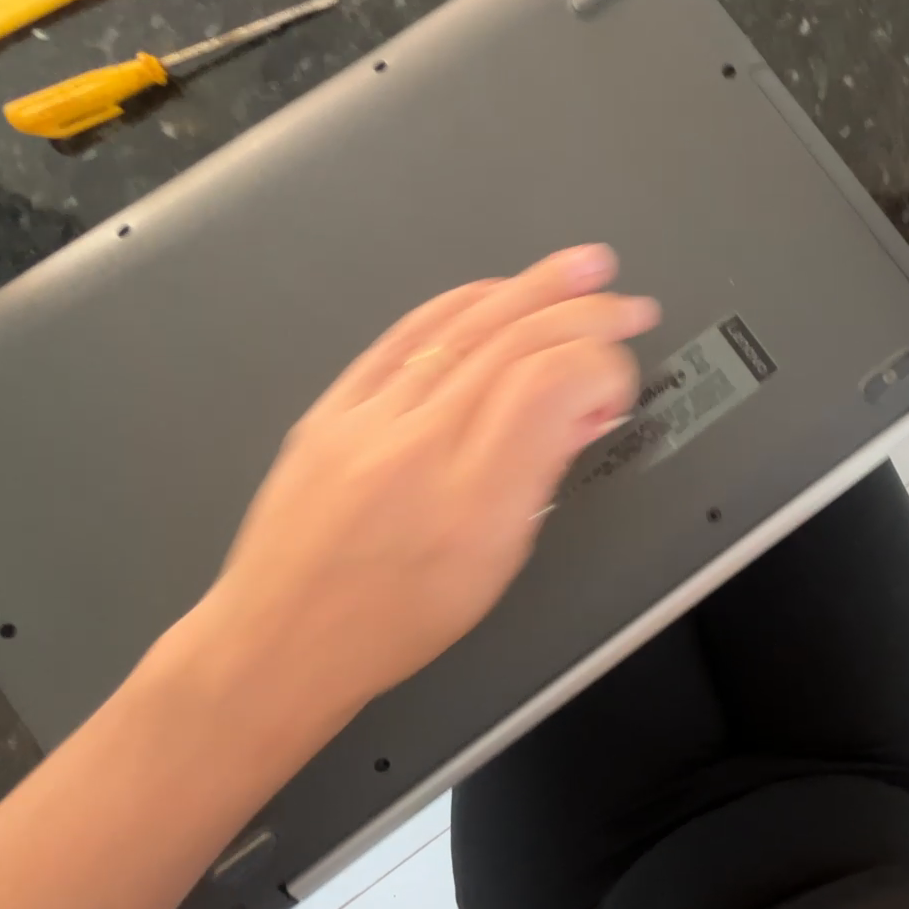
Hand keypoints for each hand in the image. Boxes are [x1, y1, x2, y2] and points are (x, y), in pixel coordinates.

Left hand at [177, 245, 658, 718]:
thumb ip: (543, 475)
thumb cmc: (401, 619)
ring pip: (466, 327)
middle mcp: (419, 447)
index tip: (620, 378)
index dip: (600, 365)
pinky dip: (463, 301)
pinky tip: (499, 288)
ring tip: (585, 266)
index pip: (548, 388)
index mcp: (473, 499)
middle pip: (514, 344)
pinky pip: (405, 334)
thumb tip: (583, 410)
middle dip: (585, 312)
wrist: (279, 642)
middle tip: (630, 305)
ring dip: (536, 288)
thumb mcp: (499, 562)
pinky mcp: (331, 407)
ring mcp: (367, 419)